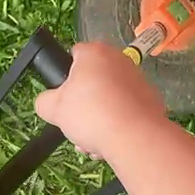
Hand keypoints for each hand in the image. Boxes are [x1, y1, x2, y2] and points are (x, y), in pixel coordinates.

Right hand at [34, 41, 169, 160]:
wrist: (133, 136)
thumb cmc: (91, 114)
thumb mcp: (53, 109)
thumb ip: (44, 102)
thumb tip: (47, 102)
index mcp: (94, 53)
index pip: (74, 54)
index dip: (66, 76)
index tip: (65, 97)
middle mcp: (118, 58)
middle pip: (93, 80)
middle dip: (84, 104)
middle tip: (78, 124)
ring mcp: (137, 78)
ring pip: (109, 98)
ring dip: (99, 118)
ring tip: (93, 141)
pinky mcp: (150, 98)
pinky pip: (126, 109)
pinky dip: (118, 123)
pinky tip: (111, 141)